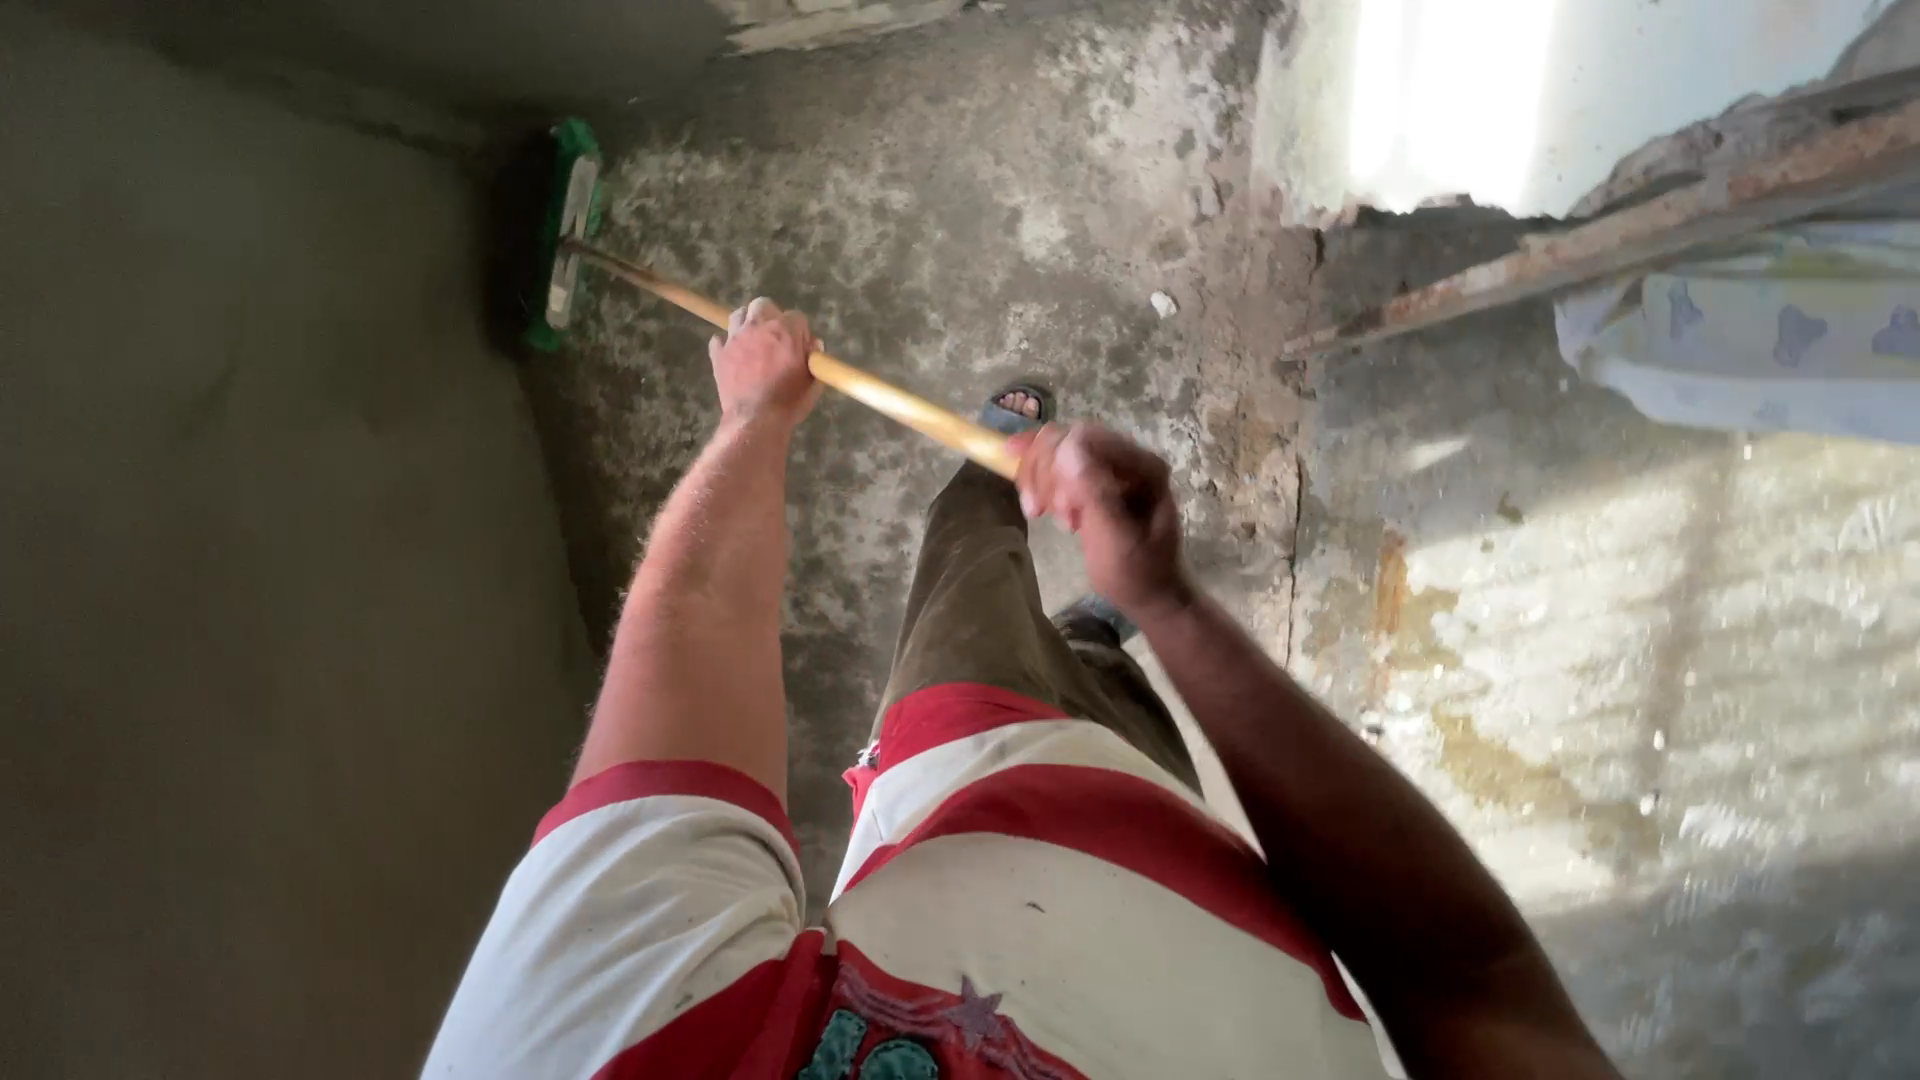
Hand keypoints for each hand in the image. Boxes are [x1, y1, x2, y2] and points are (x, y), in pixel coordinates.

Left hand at [708, 297, 822, 428]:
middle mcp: (758, 327)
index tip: (800, 347)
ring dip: (746, 323)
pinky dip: (726, 345)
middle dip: (770, 316)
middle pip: (763, 305)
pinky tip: (733, 355)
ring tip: (752, 340)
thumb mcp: (813, 382)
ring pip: (738, 315)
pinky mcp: (719, 354)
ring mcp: (735, 339)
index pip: (797, 317)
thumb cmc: (790, 402)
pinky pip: (718, 340)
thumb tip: (813, 346)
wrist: (756, 420)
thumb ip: (814, 359)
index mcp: (785, 331)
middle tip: (774, 337)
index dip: (800, 332)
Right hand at [1010, 423, 1193, 620]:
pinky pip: (1057, 465)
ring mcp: (1110, 467)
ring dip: (1038, 479)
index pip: (1084, 438)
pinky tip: (1036, 502)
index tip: (1049, 508)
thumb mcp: (1116, 540)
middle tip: (1039, 513)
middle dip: (1044, 472)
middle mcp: (1127, 457)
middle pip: (1066, 440)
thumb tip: (1066, 449)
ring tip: (1040, 513)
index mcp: (1142, 466)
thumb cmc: (1137, 573)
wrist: (1149, 595)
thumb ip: (1095, 493)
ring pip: (1056, 450)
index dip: (1054, 465)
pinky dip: (1039, 481)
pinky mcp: (1095, 480)